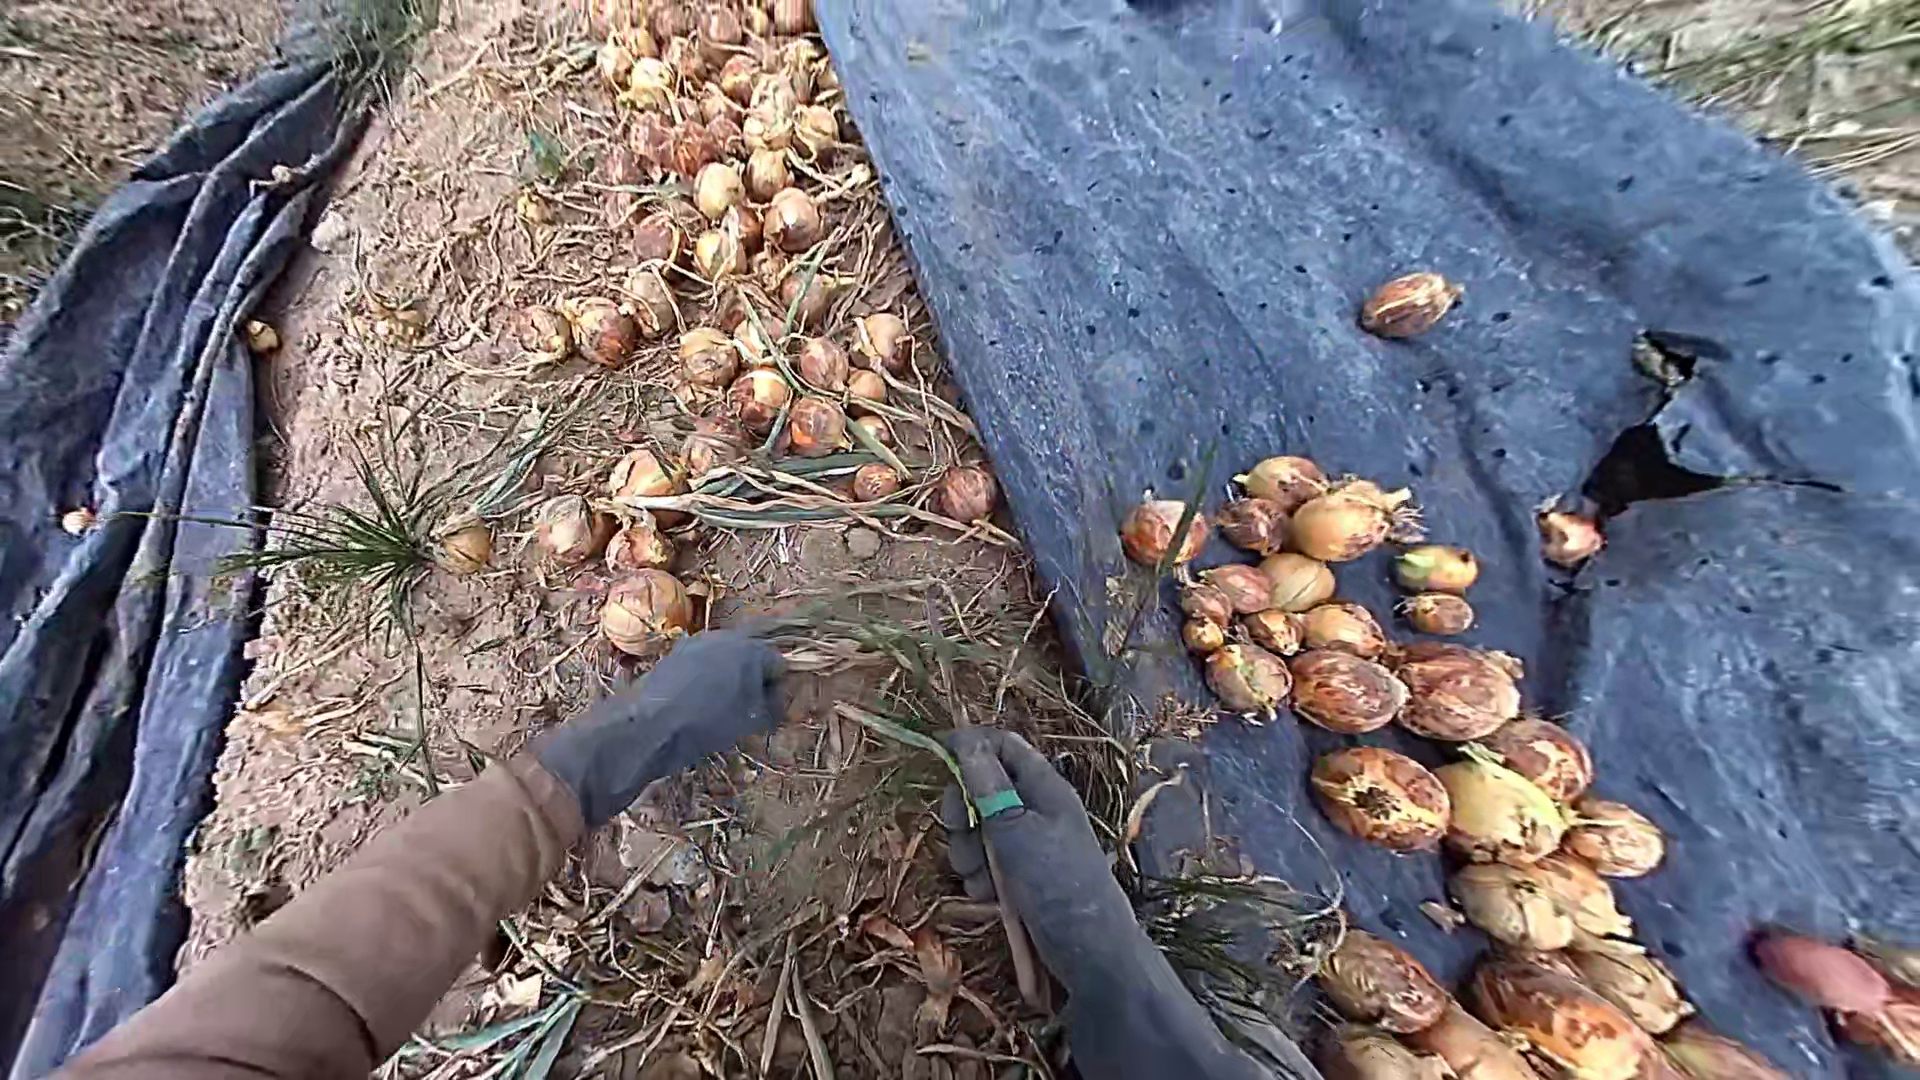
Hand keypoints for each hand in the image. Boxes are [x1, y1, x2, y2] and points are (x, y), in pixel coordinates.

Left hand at [537, 629, 783, 825]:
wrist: (646, 727)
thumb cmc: (707, 722)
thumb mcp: (751, 720)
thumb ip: (772, 706)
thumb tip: (776, 702)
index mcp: (751, 650)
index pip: (778, 664)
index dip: (778, 688)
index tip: (772, 710)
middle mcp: (725, 638)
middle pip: (751, 657)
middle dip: (754, 680)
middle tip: (750, 709)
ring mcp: (696, 645)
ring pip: (724, 660)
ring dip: (729, 679)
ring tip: (722, 710)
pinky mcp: (672, 657)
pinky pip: (701, 666)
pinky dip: (705, 682)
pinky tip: (697, 706)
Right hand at [939, 728, 1152, 989]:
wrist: (1092, 958)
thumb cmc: (1055, 883)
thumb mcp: (1014, 830)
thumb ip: (986, 785)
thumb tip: (964, 738)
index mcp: (1042, 784)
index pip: (1002, 744)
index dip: (971, 745)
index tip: (940, 757)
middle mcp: (1035, 806)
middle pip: (984, 786)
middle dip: (964, 811)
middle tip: (959, 834)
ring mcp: (1029, 840)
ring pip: (980, 827)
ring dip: (969, 850)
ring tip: (979, 879)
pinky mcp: (1022, 871)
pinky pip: (987, 860)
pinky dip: (980, 875)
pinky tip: (986, 896)